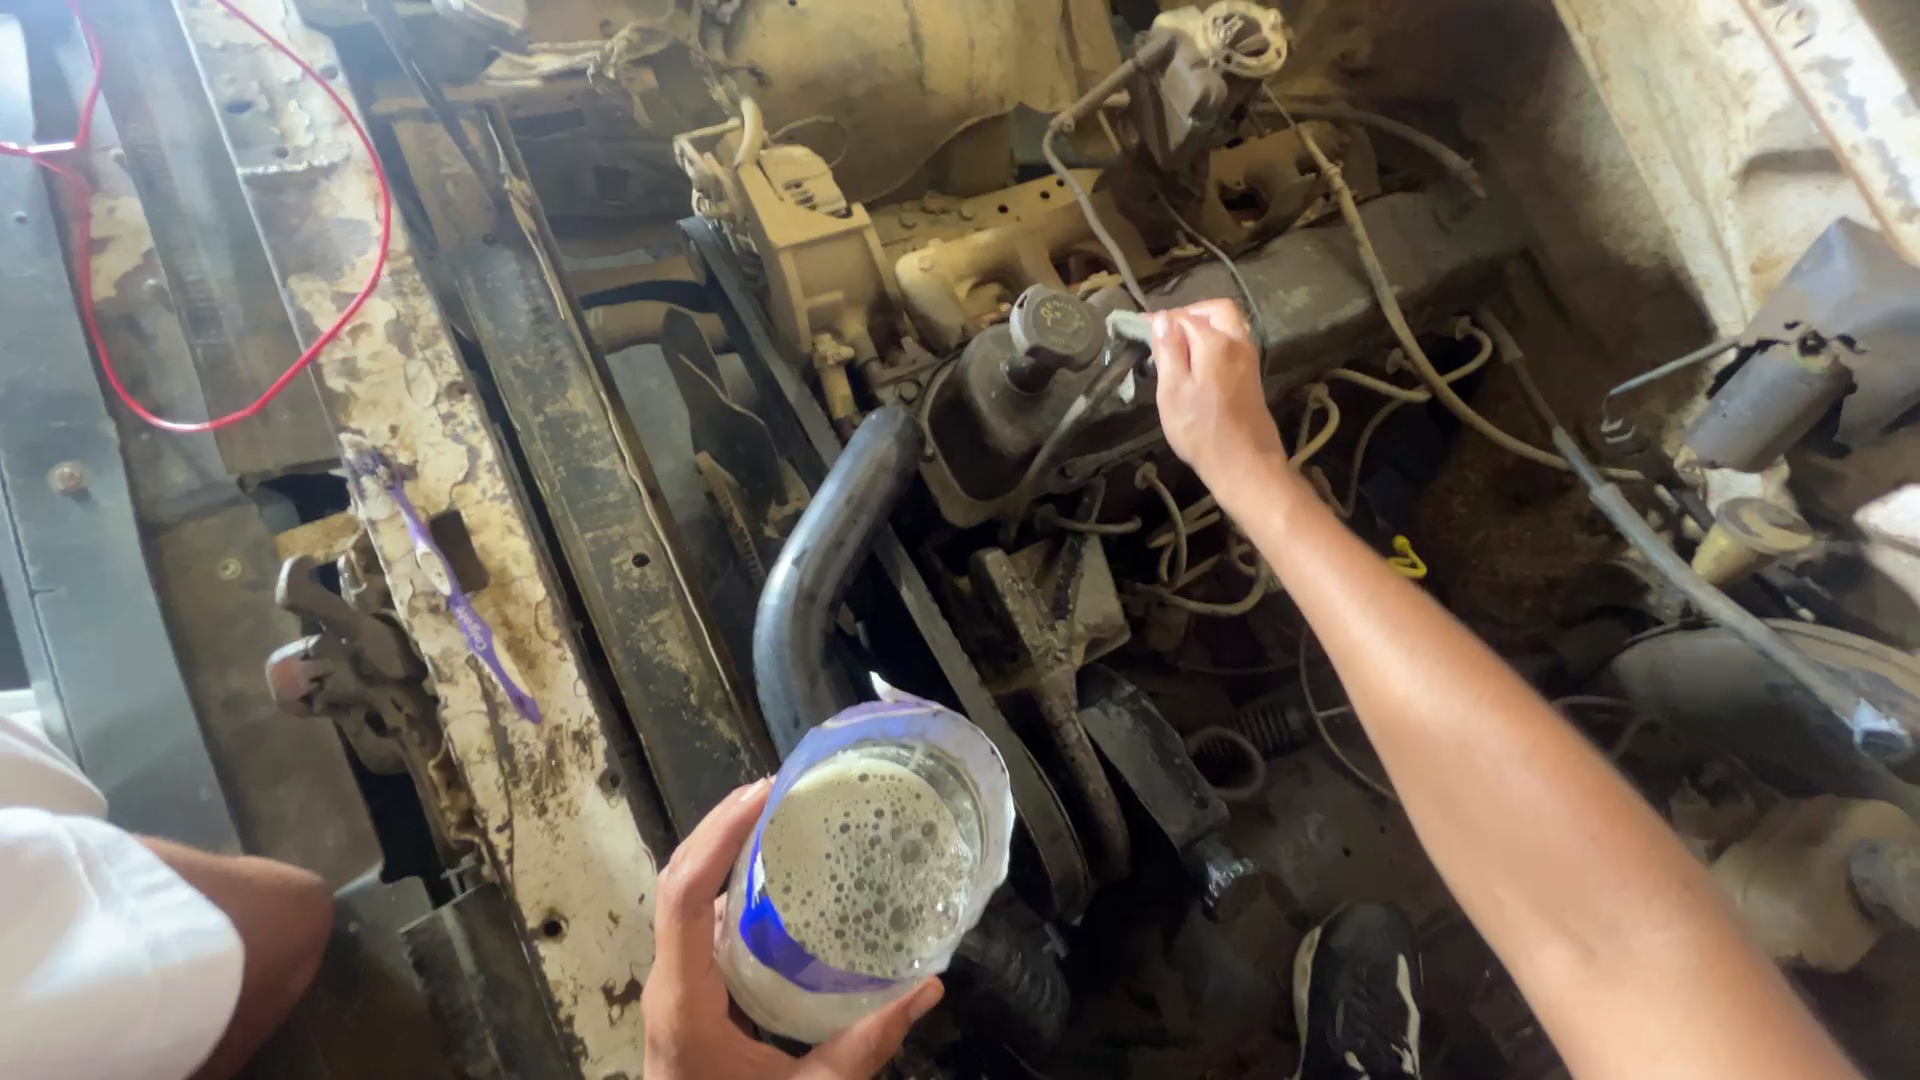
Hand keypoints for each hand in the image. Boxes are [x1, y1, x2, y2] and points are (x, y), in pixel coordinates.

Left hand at [642, 778, 944, 1079]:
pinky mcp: (686, 980)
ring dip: (717, 840)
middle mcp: (669, 979)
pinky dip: (719, 868)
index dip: (718, 837)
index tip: (764, 795)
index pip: (682, 899)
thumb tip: (930, 987)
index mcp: (685, 1003)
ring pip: (680, 888)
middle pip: (676, 878)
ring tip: (769, 806)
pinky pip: (693, 908)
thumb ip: (865, 1047)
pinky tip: (760, 860)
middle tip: (776, 787)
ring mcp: (673, 977)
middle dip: (720, 823)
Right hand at [1151, 300, 1287, 481]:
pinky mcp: (1251, 374)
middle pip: (1216, 310)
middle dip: (1189, 313)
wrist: (1243, 462)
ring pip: (1228, 324)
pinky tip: (1198, 362)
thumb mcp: (1173, 391)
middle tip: (1166, 331)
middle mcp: (1237, 342)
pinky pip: (1233, 342)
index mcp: (1215, 342)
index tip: (1139, 327)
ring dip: (1204, 325)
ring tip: (1179, 346)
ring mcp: (1248, 358)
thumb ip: (1169, 351)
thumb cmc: (1200, 430)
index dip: (1159, 320)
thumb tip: (1163, 318)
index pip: (1183, 317)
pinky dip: (1214, 340)